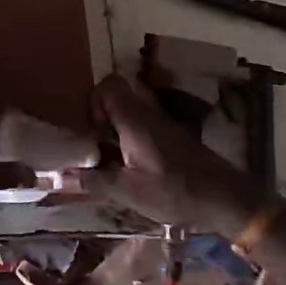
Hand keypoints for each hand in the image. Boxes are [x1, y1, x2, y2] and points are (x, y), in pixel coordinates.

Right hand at [90, 74, 266, 234]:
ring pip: (131, 111)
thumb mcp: (130, 192)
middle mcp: (149, 114)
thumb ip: (95, 180)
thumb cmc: (176, 192)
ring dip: (116, 128)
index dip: (92, 101)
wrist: (225, 199)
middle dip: (101, 114)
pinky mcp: (173, 138)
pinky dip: (131, 138)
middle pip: (119, 95)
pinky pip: (144, 125)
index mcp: (136, 120)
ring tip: (108, 157)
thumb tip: (59, 175)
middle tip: (95, 144)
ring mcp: (163, 124)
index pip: (108, 85)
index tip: (89, 130)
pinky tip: (130, 166)